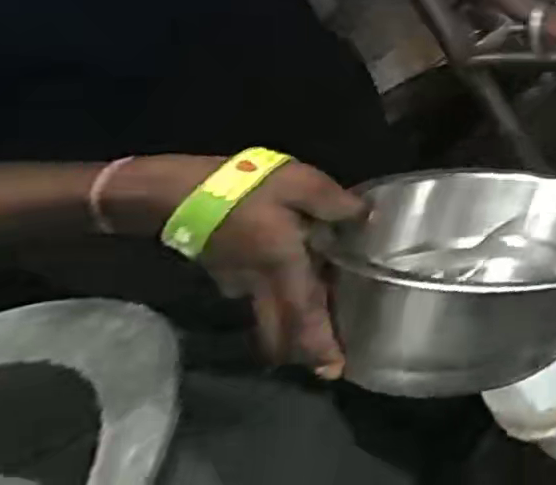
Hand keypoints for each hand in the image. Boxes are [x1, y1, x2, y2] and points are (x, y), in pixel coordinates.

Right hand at [105, 155, 364, 377]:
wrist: (187, 192)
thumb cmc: (252, 187)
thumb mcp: (305, 186)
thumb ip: (338, 204)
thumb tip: (368, 218)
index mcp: (284, 264)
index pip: (304, 312)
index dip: (318, 342)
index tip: (332, 369)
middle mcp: (260, 284)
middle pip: (281, 329)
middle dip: (303, 351)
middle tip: (327, 366)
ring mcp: (239, 283)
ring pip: (269, 318)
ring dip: (292, 331)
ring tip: (319, 333)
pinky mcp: (229, 274)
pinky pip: (261, 299)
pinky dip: (281, 306)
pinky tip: (300, 291)